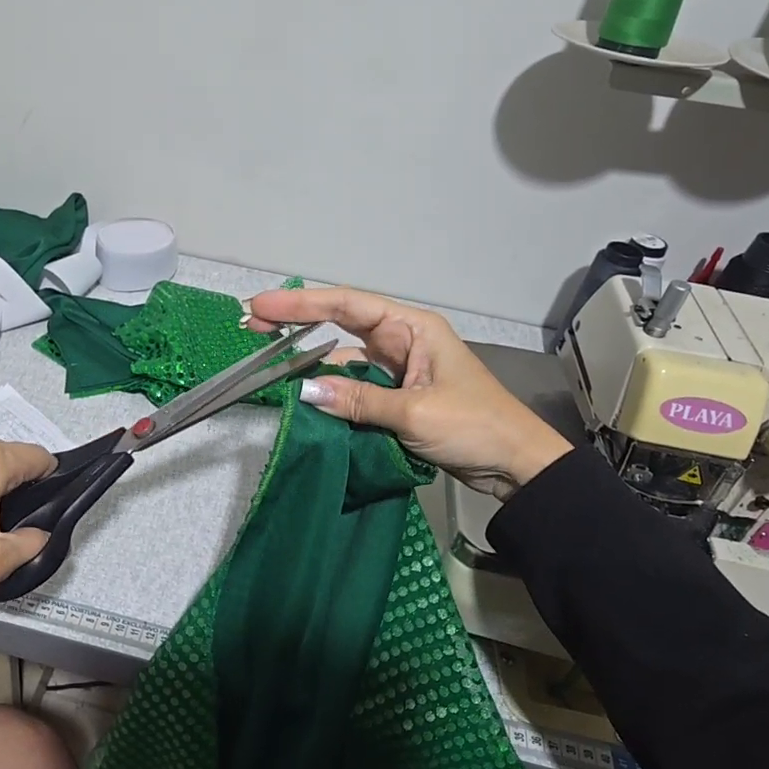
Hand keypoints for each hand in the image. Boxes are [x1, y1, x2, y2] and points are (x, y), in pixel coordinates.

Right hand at [247, 287, 571, 498]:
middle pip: (341, 324)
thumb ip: (358, 400)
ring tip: (269, 364)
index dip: (302, 303)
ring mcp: (399, 368)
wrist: (517, 465)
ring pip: (344, 357)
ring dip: (311, 361)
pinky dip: (331, 389)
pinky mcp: (396, 396)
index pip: (348, 304)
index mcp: (413, 327)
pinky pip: (355, 385)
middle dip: (297, 323)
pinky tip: (305, 395)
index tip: (262, 305)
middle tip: (251, 325)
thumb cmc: (475, 427)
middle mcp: (402, 340)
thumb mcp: (413, 413)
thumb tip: (303, 391)